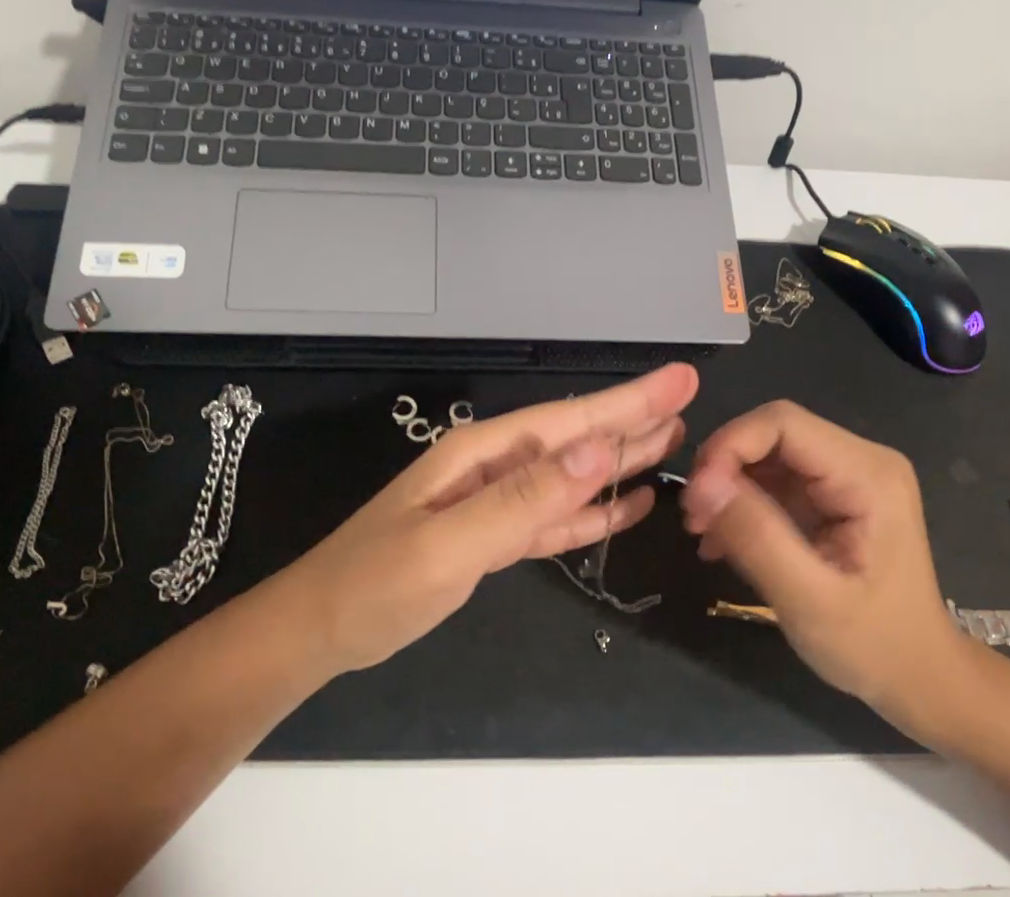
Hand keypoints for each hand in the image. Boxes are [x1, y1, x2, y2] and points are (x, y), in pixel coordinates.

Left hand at [283, 364, 698, 674]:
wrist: (321, 628)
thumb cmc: (377, 584)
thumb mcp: (451, 543)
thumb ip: (525, 498)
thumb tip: (598, 448)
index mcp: (481, 456)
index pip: (568, 421)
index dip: (627, 402)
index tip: (680, 380)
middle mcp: (490, 469)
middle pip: (574, 440)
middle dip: (630, 422)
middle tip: (688, 406)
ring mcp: (489, 505)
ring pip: (569, 478)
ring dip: (617, 463)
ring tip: (668, 447)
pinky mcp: (488, 540)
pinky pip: (551, 519)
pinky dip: (589, 512)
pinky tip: (622, 509)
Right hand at [679, 401, 970, 715]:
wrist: (919, 676)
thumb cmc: (873, 644)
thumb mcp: (809, 599)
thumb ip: (756, 537)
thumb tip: (701, 483)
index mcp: (868, 475)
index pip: (782, 423)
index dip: (729, 446)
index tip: (696, 498)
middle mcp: (861, 461)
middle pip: (771, 434)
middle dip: (724, 468)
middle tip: (694, 520)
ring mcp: (847, 478)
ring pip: (766, 455)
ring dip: (727, 487)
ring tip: (704, 534)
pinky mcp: (831, 497)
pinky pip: (774, 480)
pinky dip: (742, 504)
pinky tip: (723, 542)